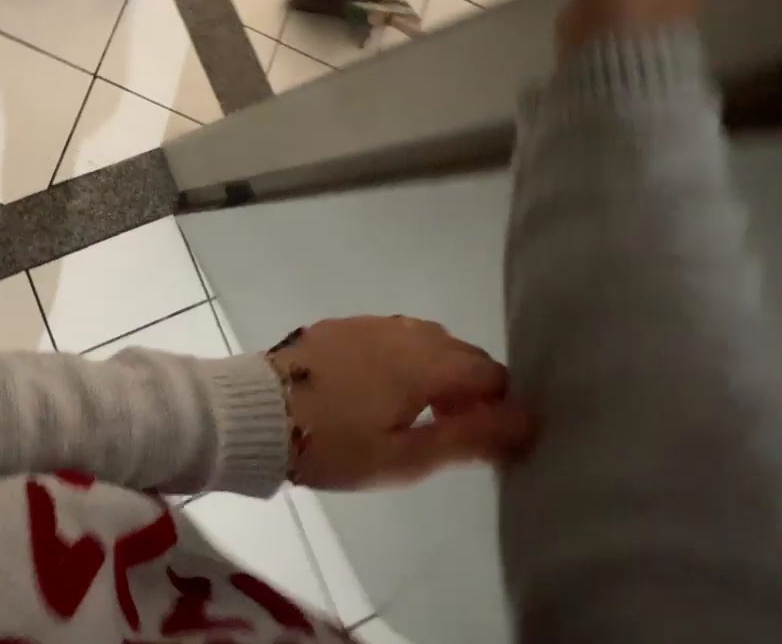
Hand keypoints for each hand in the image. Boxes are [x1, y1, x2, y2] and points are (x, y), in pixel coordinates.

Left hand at [269, 316, 532, 488]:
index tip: (480, 437)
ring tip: (413, 410)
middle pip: (457, 349)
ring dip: (433, 367)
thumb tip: (525, 422)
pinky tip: (377, 387)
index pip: (488, 371)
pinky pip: (387, 333)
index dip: (497, 405)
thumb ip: (468, 438)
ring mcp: (363, 323)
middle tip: (447, 427)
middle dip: (467, 384)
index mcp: (421, 362)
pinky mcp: (335, 326)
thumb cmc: (334, 444)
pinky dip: (400, 355)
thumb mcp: (404, 457)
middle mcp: (397, 332)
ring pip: (421, 337)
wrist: (256, 413)